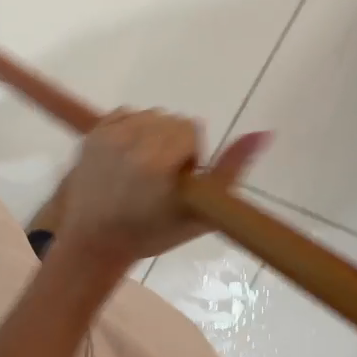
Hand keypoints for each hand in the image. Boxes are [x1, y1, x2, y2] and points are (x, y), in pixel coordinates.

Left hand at [59, 109, 269, 262]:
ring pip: (148, 116)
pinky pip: (124, 115)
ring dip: (151, 136)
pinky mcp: (91, 135)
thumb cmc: (150, 233)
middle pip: (170, 120)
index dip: (190, 156)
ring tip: (141, 169)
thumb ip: (231, 171)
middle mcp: (131, 140)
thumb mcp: (200, 212)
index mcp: (158, 159)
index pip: (190, 129)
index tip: (178, 181)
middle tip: (160, 178)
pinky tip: (126, 158)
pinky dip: (130, 130)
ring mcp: (108, 135)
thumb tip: (265, 133)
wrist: (94, 241)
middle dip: (172, 144)